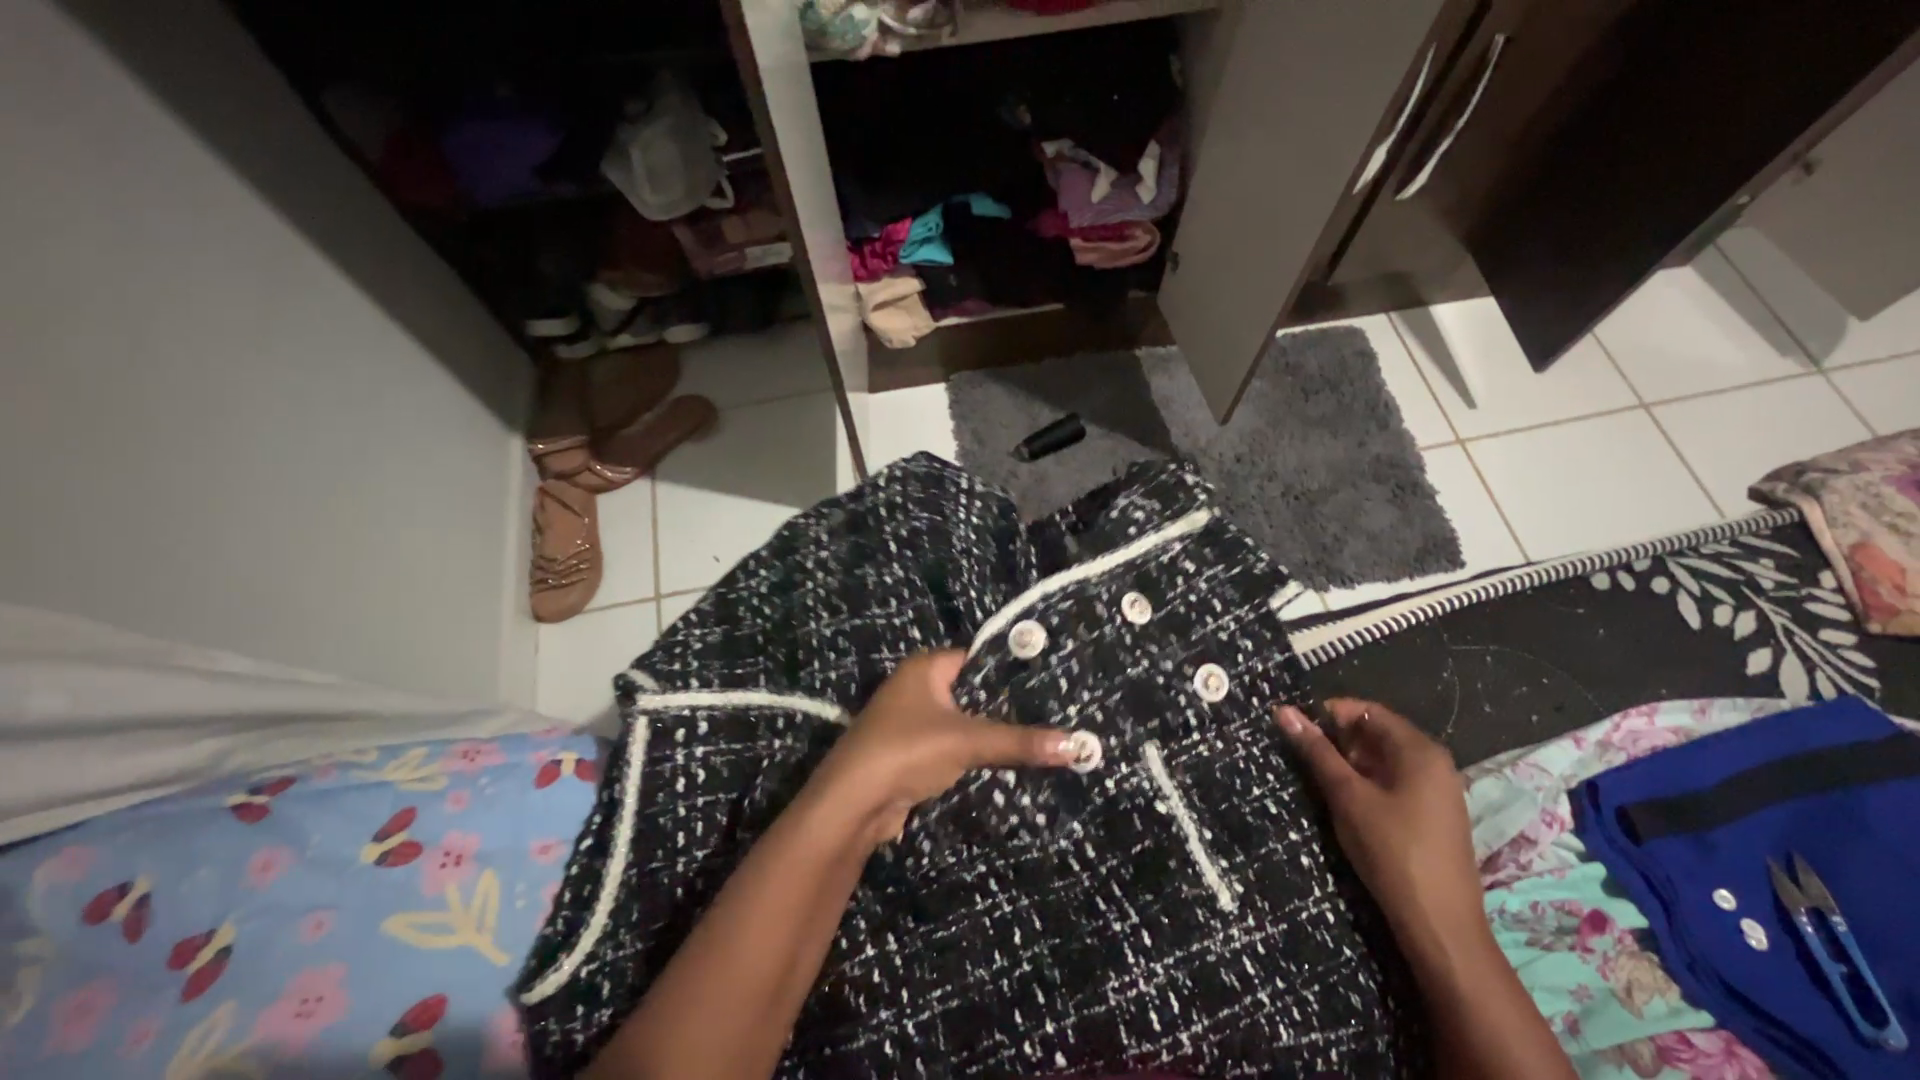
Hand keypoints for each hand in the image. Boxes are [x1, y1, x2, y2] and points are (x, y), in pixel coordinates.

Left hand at [815, 650, 1076, 845]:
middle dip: (1008, 708)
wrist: (853, 804)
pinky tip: (1011, 764)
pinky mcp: (912, 756)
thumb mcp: (967, 741)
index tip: (1054, 682)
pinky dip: (977, 757)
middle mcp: (916, 689)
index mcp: (924, 668)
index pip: (978, 659)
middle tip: (1058, 714)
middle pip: (973, 693)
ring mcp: (912, 724)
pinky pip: (954, 749)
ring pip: (965, 724)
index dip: (1012, 671)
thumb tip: (1077, 745)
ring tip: (1044, 739)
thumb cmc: (906, 751)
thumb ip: (1019, 741)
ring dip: (993, 735)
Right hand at [1273, 699, 1483, 957]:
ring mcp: (1438, 791)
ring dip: (1350, 765)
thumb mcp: (1347, 797)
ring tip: (1319, 782)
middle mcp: (1435, 762)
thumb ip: (1317, 753)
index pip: (1369, 711)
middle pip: (1378, 734)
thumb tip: (1285, 712)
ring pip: (1385, 762)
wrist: (1439, 922)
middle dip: (1339, 741)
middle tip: (1303, 758)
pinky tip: (1346, 805)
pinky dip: (1368, 785)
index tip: (1296, 728)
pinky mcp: (1433, 816)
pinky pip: (1396, 784)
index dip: (1330, 714)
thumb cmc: (1391, 850)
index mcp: (1420, 750)